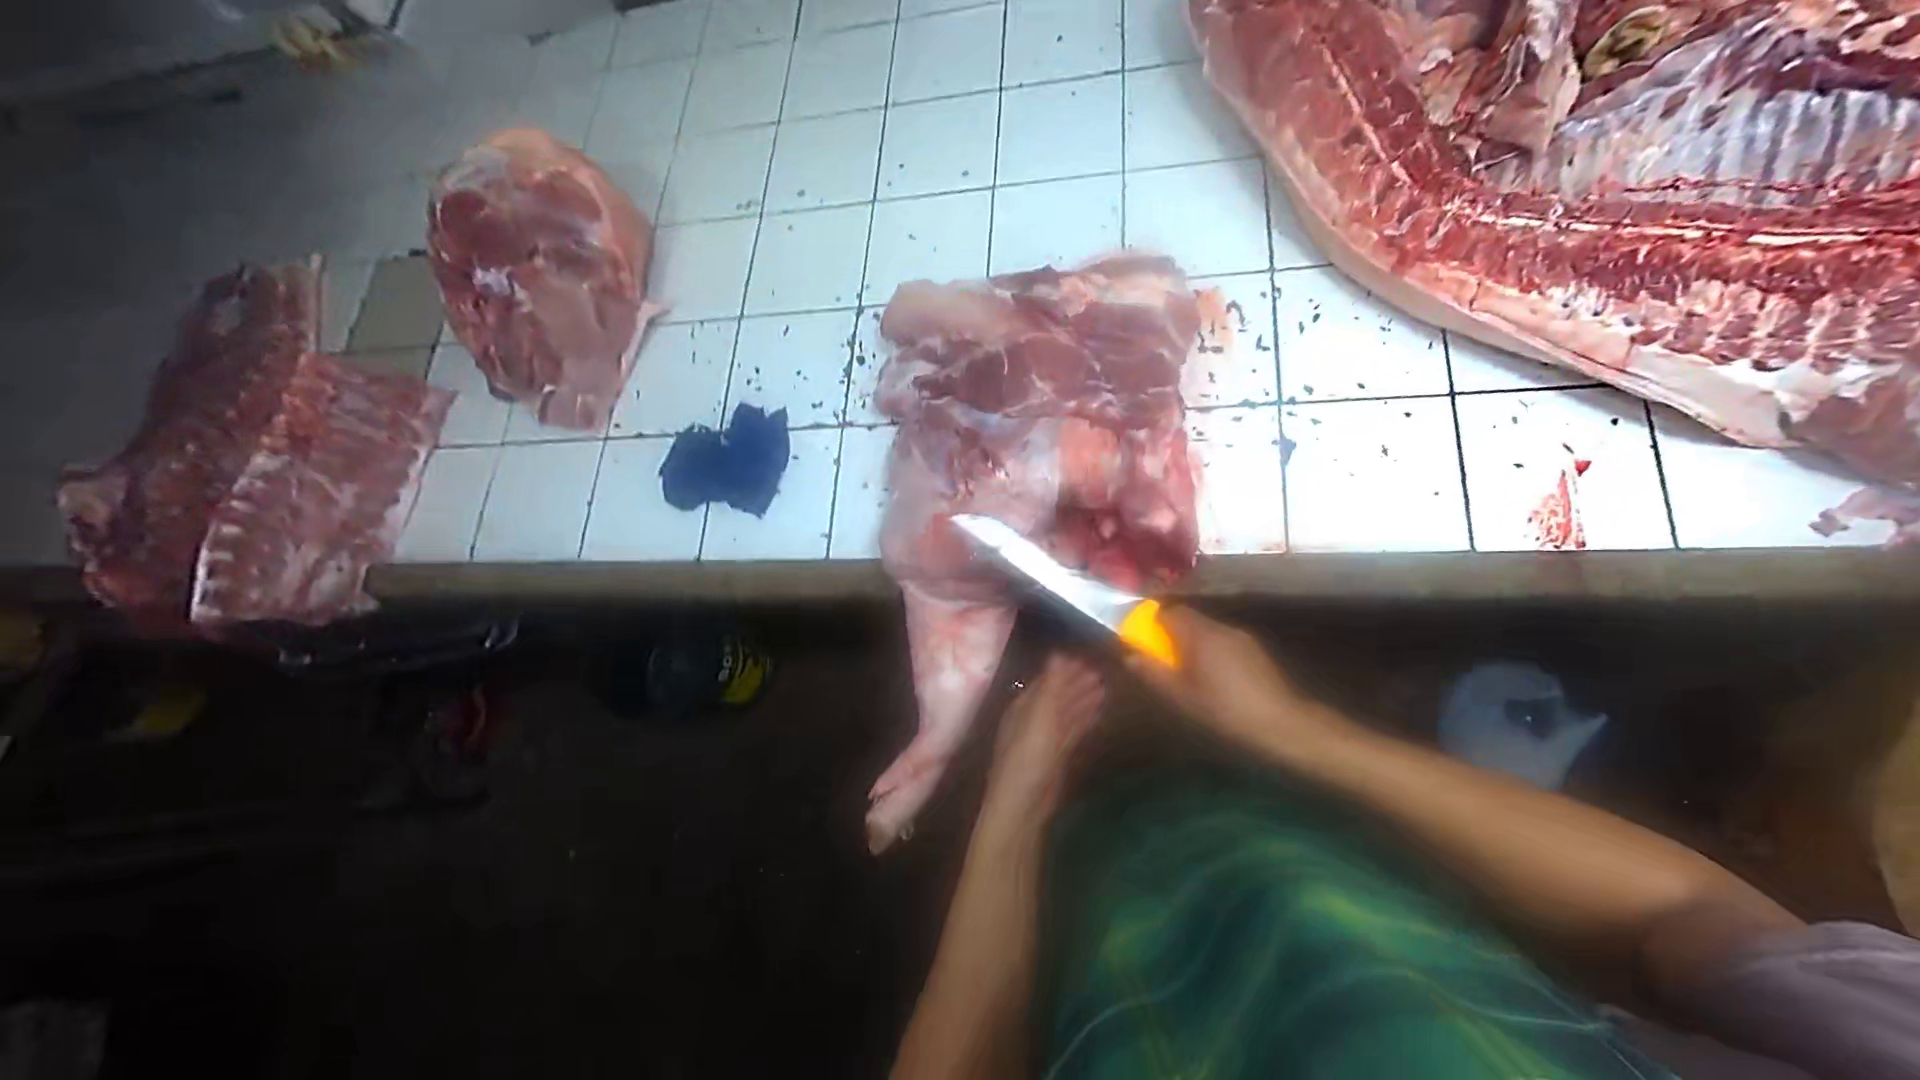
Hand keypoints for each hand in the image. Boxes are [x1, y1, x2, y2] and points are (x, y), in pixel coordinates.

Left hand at [982, 653, 1105, 822]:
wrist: (1024, 803)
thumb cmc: (1029, 755)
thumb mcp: (1041, 716)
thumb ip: (1051, 686)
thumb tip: (1058, 653)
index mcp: (1023, 707)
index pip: (1045, 681)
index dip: (1064, 670)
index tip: (1085, 658)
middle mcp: (1032, 719)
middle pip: (1056, 696)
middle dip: (1075, 683)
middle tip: (1099, 670)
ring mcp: (1044, 739)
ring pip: (1066, 713)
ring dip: (1082, 699)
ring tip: (1103, 685)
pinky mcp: (1056, 756)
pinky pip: (1072, 730)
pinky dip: (1084, 718)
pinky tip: (1097, 711)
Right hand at [1123, 606, 1350, 761]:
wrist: (1284, 726)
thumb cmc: (1225, 710)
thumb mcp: (1180, 697)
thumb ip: (1152, 673)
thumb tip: (1129, 655)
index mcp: (1199, 633)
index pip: (1168, 611)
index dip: (1151, 622)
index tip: (1142, 641)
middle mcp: (1221, 627)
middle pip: (1188, 619)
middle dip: (1170, 634)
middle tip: (1162, 661)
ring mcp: (1242, 638)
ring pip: (1206, 631)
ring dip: (1192, 644)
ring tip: (1187, 673)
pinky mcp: (1256, 652)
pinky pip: (1223, 642)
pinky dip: (1211, 653)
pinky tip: (1215, 680)